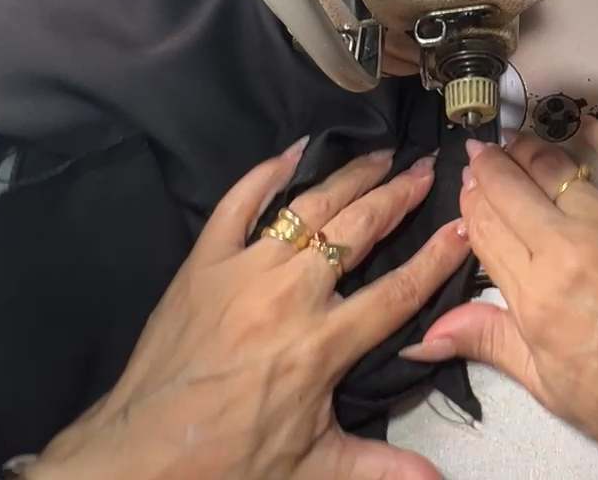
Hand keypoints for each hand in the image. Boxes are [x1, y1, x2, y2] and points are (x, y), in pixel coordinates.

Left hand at [33, 138, 467, 479]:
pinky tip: (297, 150)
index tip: (465, 224)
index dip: (438, 256)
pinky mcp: (205, 263)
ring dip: (351, 177)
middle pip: (359, 230)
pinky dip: (267, 173)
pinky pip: (238, 204)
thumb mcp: (311, 469)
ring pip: (310, 208)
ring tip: (381, 155)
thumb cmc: (227, 464)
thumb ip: (379, 469)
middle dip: (400, 195)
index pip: (399, 290)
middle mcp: (290, 297)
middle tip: (425, 168)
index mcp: (321, 345)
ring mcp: (245, 272)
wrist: (132, 462)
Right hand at [404, 123, 597, 479]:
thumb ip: (491, 336)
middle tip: (478, 139)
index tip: (460, 167)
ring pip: (560, 157)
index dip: (470, 184)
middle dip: (492, 154)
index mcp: (542, 280)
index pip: (488, 211)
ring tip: (517, 128)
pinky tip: (586, 126)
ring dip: (535, 140)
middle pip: (517, 176)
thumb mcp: (550, 379)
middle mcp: (575, 236)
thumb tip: (439, 325)